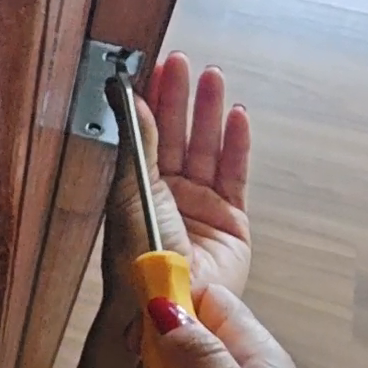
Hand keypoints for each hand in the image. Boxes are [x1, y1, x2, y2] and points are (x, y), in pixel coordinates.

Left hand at [101, 53, 251, 331]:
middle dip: (181, 96)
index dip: (152, 98)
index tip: (155, 67)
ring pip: (206, 146)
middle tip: (184, 63)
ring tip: (213, 78)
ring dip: (210, 111)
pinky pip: (234, 174)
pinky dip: (237, 145)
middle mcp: (169, 191)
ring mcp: (200, 204)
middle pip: (177, 132)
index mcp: (138, 184)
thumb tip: (130, 99)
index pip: (147, 131)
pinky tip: (237, 117)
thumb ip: (138, 143)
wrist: (167, 305)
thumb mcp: (132, 191)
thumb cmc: (137, 257)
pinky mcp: (230, 221)